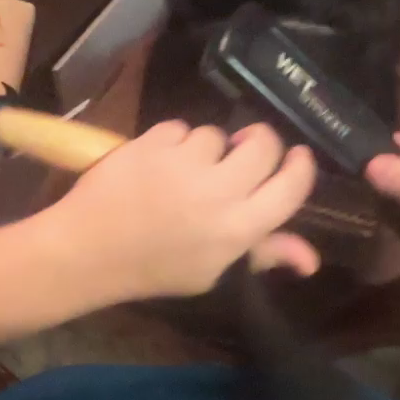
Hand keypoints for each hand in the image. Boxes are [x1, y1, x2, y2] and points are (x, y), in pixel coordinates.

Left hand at [47, 121, 318, 300]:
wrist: (88, 252)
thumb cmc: (155, 269)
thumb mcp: (213, 272)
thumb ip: (262, 254)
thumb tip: (311, 260)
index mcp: (239, 229)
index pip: (292, 186)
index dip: (300, 166)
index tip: (297, 156)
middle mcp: (219, 193)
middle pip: (263, 144)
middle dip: (258, 142)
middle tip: (244, 151)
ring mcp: (184, 165)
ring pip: (216, 134)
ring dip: (207, 147)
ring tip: (185, 171)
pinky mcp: (152, 144)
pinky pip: (179, 128)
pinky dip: (172, 142)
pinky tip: (157, 165)